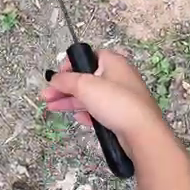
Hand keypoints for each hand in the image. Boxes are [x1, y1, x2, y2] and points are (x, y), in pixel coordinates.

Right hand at [38, 48, 167, 152]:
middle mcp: (118, 77)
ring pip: (90, 95)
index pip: (87, 56)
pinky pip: (99, 110)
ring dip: (70, 100)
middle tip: (47, 96)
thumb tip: (54, 78)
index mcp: (113, 62)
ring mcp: (121, 96)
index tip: (58, 77)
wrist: (142, 133)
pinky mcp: (122, 114)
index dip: (70, 65)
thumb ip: (65, 79)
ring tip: (52, 107)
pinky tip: (78, 118)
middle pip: (85, 78)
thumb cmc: (116, 103)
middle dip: (64, 87)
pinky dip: (86, 112)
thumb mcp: (84, 86)